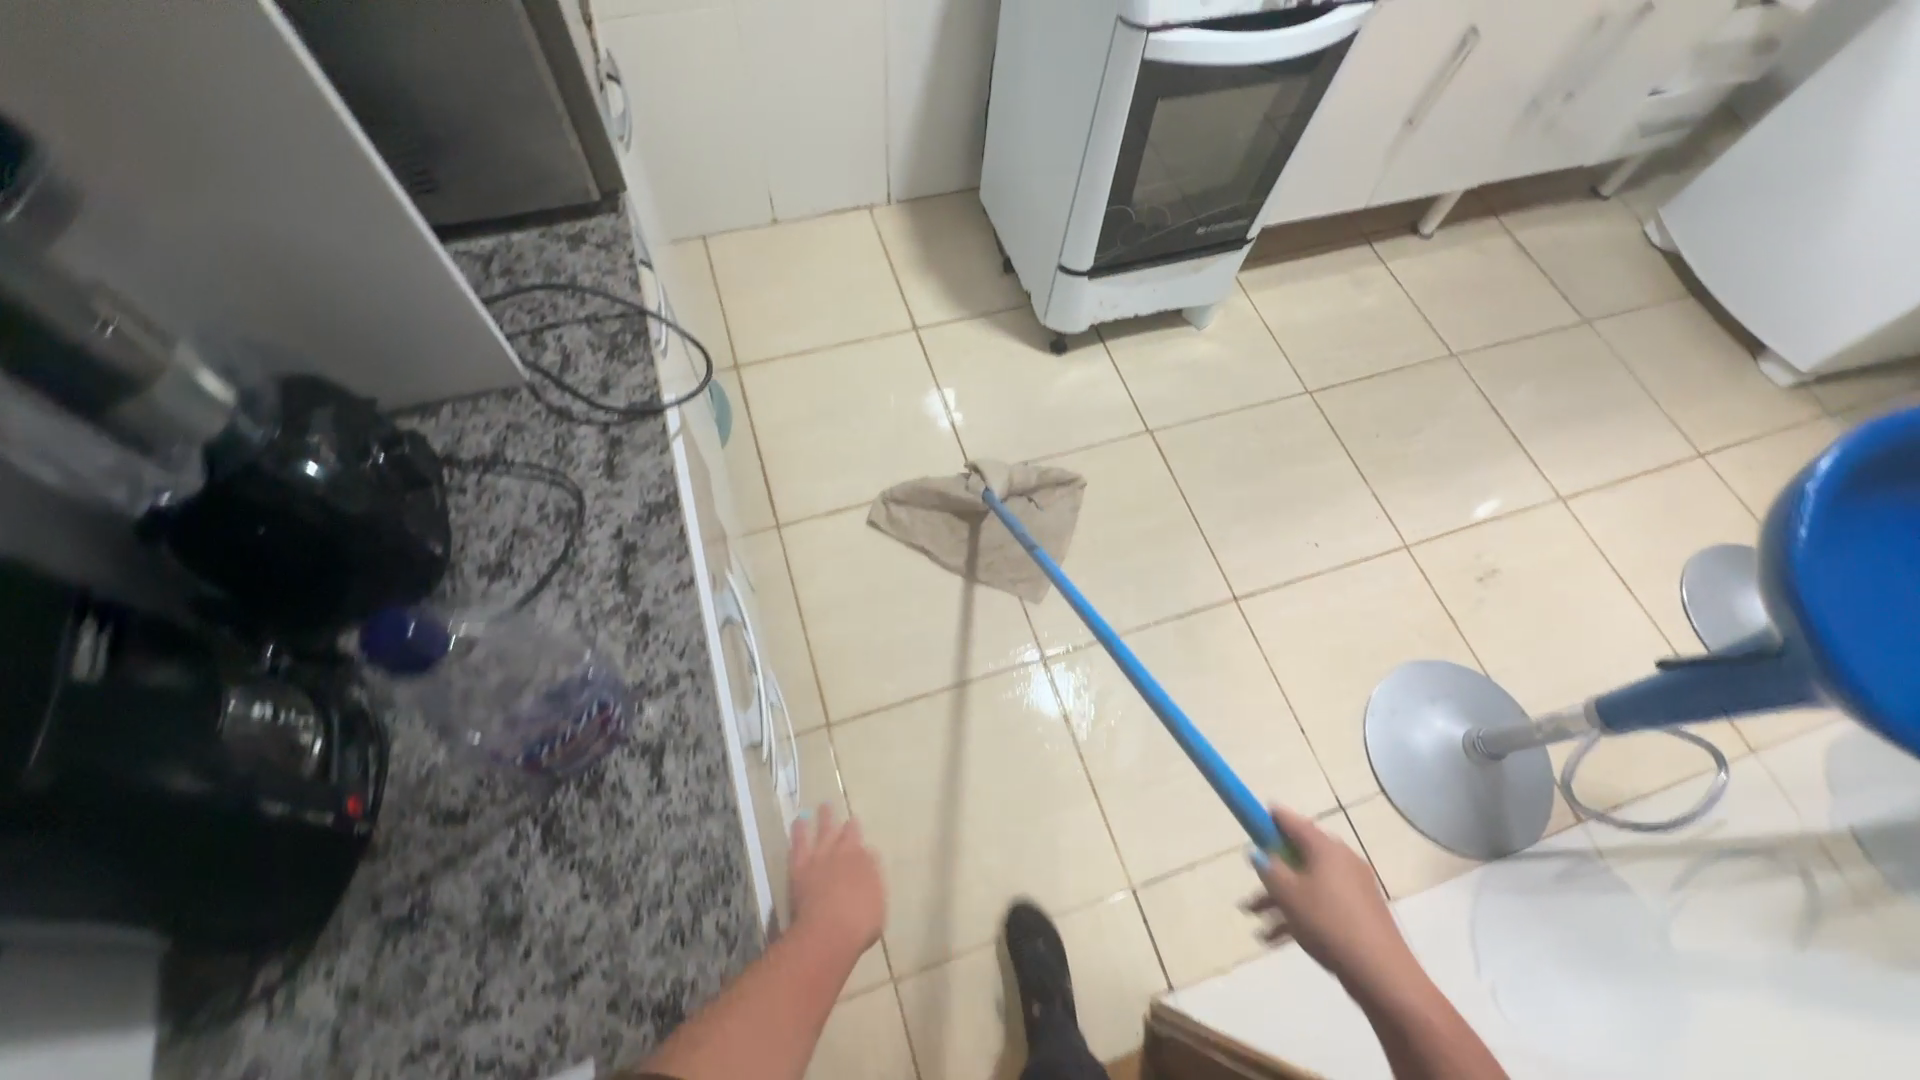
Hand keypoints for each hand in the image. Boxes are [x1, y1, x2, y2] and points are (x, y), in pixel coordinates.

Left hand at [788, 805, 885, 959]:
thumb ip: (873, 884)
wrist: (830, 931)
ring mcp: (822, 858)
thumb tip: (870, 867)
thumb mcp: (878, 907)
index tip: (867, 852)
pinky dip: (799, 830)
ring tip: (824, 806)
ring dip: (826, 818)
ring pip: (825, 831)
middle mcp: (846, 855)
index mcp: (867, 866)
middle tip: (850, 818)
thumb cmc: (859, 926)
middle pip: (849, 835)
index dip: (865, 850)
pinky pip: (800, 843)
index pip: (868, 852)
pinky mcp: (801, 866)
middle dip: (850, 827)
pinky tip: (799, 820)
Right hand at [1244, 805, 1414, 990]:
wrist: (1380, 972)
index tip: (1250, 827)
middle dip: (1271, 872)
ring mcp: (1353, 887)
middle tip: (1249, 884)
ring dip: (1279, 899)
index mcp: (1325, 848)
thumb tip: (1259, 852)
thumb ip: (1269, 868)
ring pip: (1307, 884)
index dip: (1268, 821)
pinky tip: (1274, 939)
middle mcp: (1341, 860)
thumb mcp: (1288, 894)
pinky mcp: (1359, 912)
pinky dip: (1299, 914)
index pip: (1291, 822)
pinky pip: (1321, 904)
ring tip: (1254, 919)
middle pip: (1298, 856)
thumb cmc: (1327, 922)